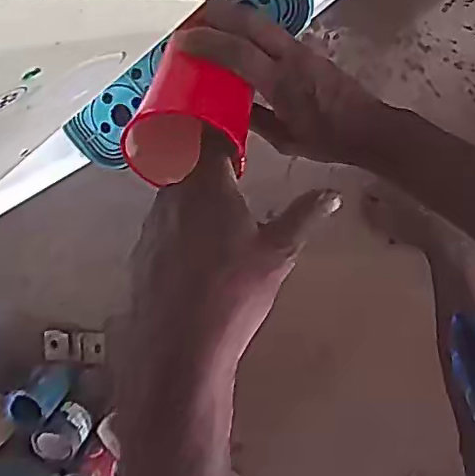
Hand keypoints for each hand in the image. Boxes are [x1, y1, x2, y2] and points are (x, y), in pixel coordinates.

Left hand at [127, 128, 341, 378]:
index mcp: (207, 185)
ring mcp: (153, 224)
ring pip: (172, 190)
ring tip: (220, 205)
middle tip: (233, 164)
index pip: (209, 136)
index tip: (236, 128)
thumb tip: (332, 193)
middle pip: (185, 159)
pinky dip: (179, 218)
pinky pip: (163, 220)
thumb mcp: (279, 252)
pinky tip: (197, 247)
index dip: (221, 128)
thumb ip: (305, 215)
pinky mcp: (142, 252)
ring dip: (193, 188)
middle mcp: (173, 196)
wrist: (180, 347)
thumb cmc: (235, 291)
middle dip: (207, 156)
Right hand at [181, 0, 395, 165]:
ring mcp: (302, 48)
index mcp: (282, 82)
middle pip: (249, 21)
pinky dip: (248, 27)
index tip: (182, 40)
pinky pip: (272, 31)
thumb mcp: (285, 139)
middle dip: (217, 12)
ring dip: (233, 15)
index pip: (237, 52)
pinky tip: (237, 33)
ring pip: (261, 21)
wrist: (370, 127)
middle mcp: (291, 57)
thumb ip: (255, 120)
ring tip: (207, 18)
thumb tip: (228, 107)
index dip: (207, 42)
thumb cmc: (328, 138)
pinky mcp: (308, 48)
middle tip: (189, 15)